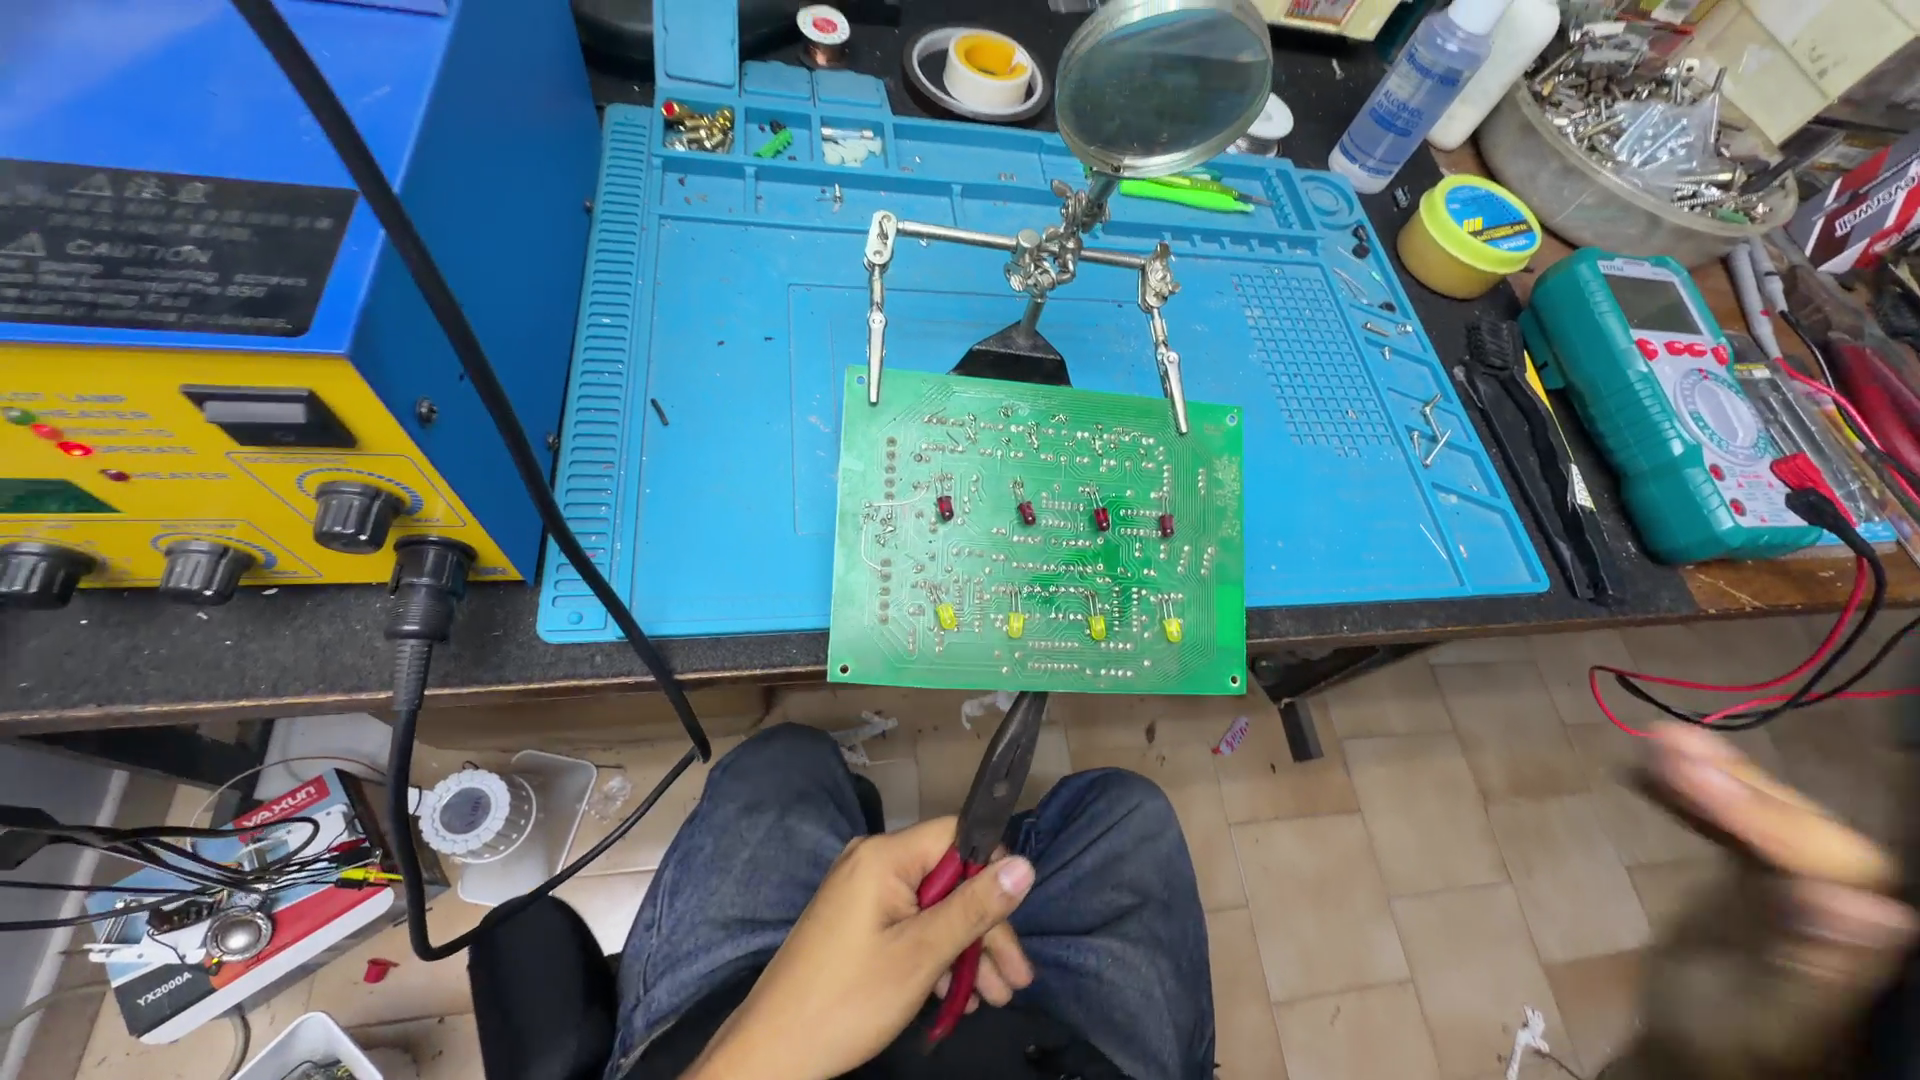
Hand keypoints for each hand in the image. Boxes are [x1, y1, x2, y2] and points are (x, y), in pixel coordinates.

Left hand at [684, 817, 1036, 1079]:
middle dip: (985, 928)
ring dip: (966, 950)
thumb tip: (1025, 865)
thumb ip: (975, 907)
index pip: (956, 834)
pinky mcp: (858, 922)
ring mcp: (863, 893)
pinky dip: (935, 955)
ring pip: (933, 906)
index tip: (1015, 915)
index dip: (991, 868)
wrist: (772, 1053)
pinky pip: (910, 923)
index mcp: (885, 855)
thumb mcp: (922, 955)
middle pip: (949, 877)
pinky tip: (957, 996)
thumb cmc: (849, 999)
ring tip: (994, 999)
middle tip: (1016, 980)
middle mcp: (873, 862)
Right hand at [1615, 724, 1914, 1079]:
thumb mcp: (1765, 1022)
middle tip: (1665, 744)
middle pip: (1806, 828)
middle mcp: (1849, 907)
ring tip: (1656, 741)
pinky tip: (1647, 767)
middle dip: (1740, 785)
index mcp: (1865, 947)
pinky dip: (1691, 792)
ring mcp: (1803, 889)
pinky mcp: (1759, 878)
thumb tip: (1863, 905)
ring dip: (1716, 775)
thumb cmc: (1723, 1052)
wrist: (1693, 1056)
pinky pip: (1733, 823)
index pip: (1828, 861)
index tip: (1688, 776)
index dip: (1762, 815)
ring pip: (1773, 817)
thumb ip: (1813, 967)